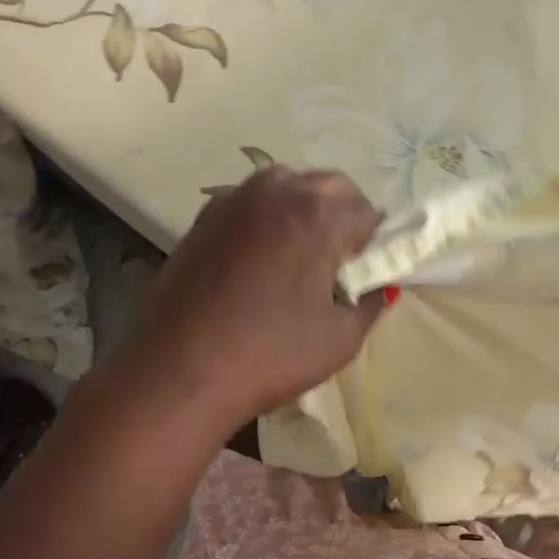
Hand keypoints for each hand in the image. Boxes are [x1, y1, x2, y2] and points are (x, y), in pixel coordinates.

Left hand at [131, 167, 387, 426]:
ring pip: (286, 189)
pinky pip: (251, 208)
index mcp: (318, 213)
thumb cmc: (270, 355)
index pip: (368, 213)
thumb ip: (370, 305)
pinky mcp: (202, 220)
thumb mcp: (339, 340)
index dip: (376, 246)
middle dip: (344, 220)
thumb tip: (379, 288)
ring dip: (304, 215)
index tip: (368, 278)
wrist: (178, 371)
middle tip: (340, 269)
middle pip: (328, 188)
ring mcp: (233, 200)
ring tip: (299, 266)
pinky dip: (267, 226)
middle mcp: (276, 190)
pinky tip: (260, 270)